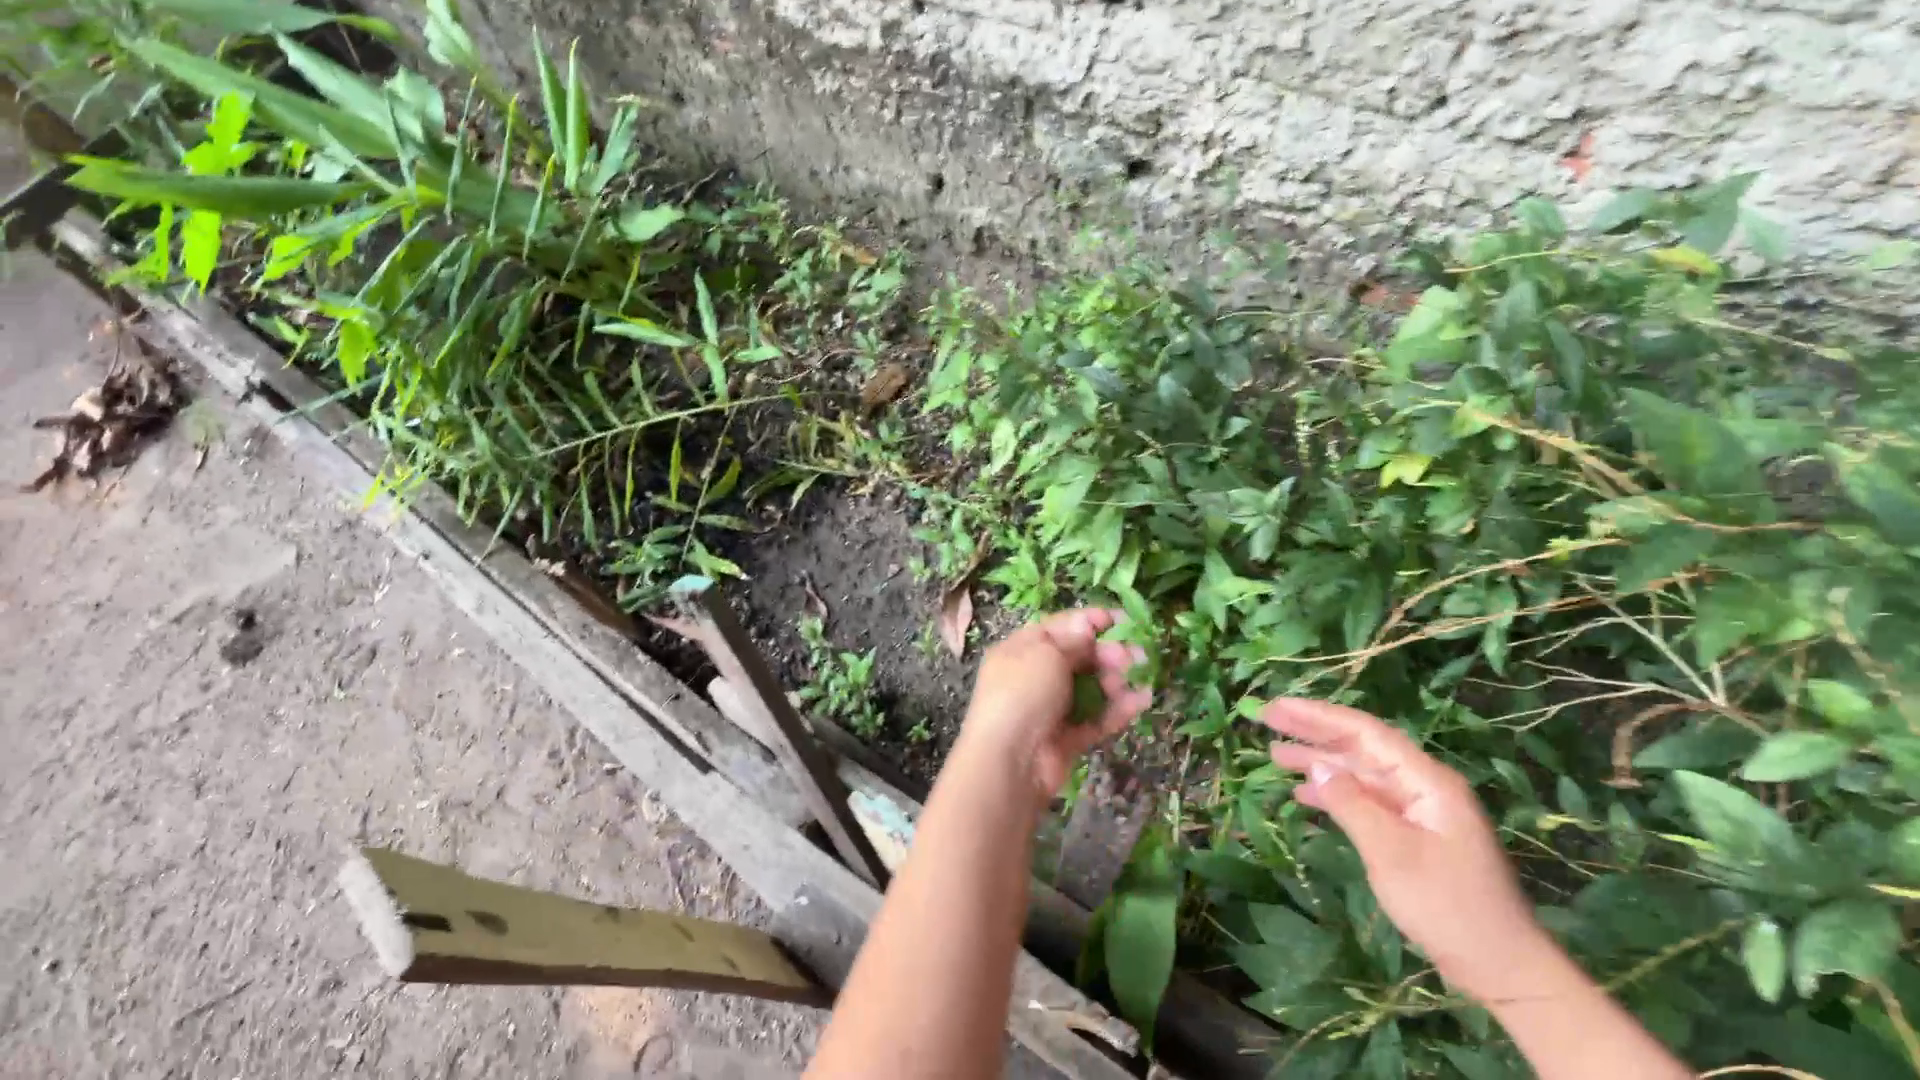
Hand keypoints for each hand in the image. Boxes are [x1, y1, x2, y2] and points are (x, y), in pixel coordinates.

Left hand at [954, 609, 1152, 803]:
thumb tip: (1086, 627)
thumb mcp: (1045, 654)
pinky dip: (1118, 710)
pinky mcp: (1067, 738)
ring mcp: (1051, 709)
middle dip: (1108, 653)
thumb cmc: (1022, 694)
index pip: (1058, 628)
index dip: (1088, 621)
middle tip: (1134, 655)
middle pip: (1078, 658)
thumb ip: (1071, 641)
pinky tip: (1142, 701)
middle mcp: (1034, 677)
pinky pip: (1096, 719)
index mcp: (1021, 650)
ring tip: (1138, 679)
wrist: (1009, 761)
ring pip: (1090, 689)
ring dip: (1116, 681)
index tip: (1119, 620)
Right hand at [1261, 698, 1552, 1001]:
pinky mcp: (1414, 836)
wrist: (1500, 965)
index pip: (1364, 733)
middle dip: (1314, 732)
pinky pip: (1366, 801)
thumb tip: (1316, 766)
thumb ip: (1350, 803)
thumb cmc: (1446, 904)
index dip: (1317, 716)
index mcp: (1426, 781)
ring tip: (1275, 754)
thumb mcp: (1391, 852)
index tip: (1276, 707)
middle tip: (1266, 720)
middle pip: (1361, 747)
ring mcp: (1419, 812)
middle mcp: (1423, 786)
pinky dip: (1334, 794)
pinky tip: (1304, 795)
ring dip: (1320, 762)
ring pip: (1361, 774)